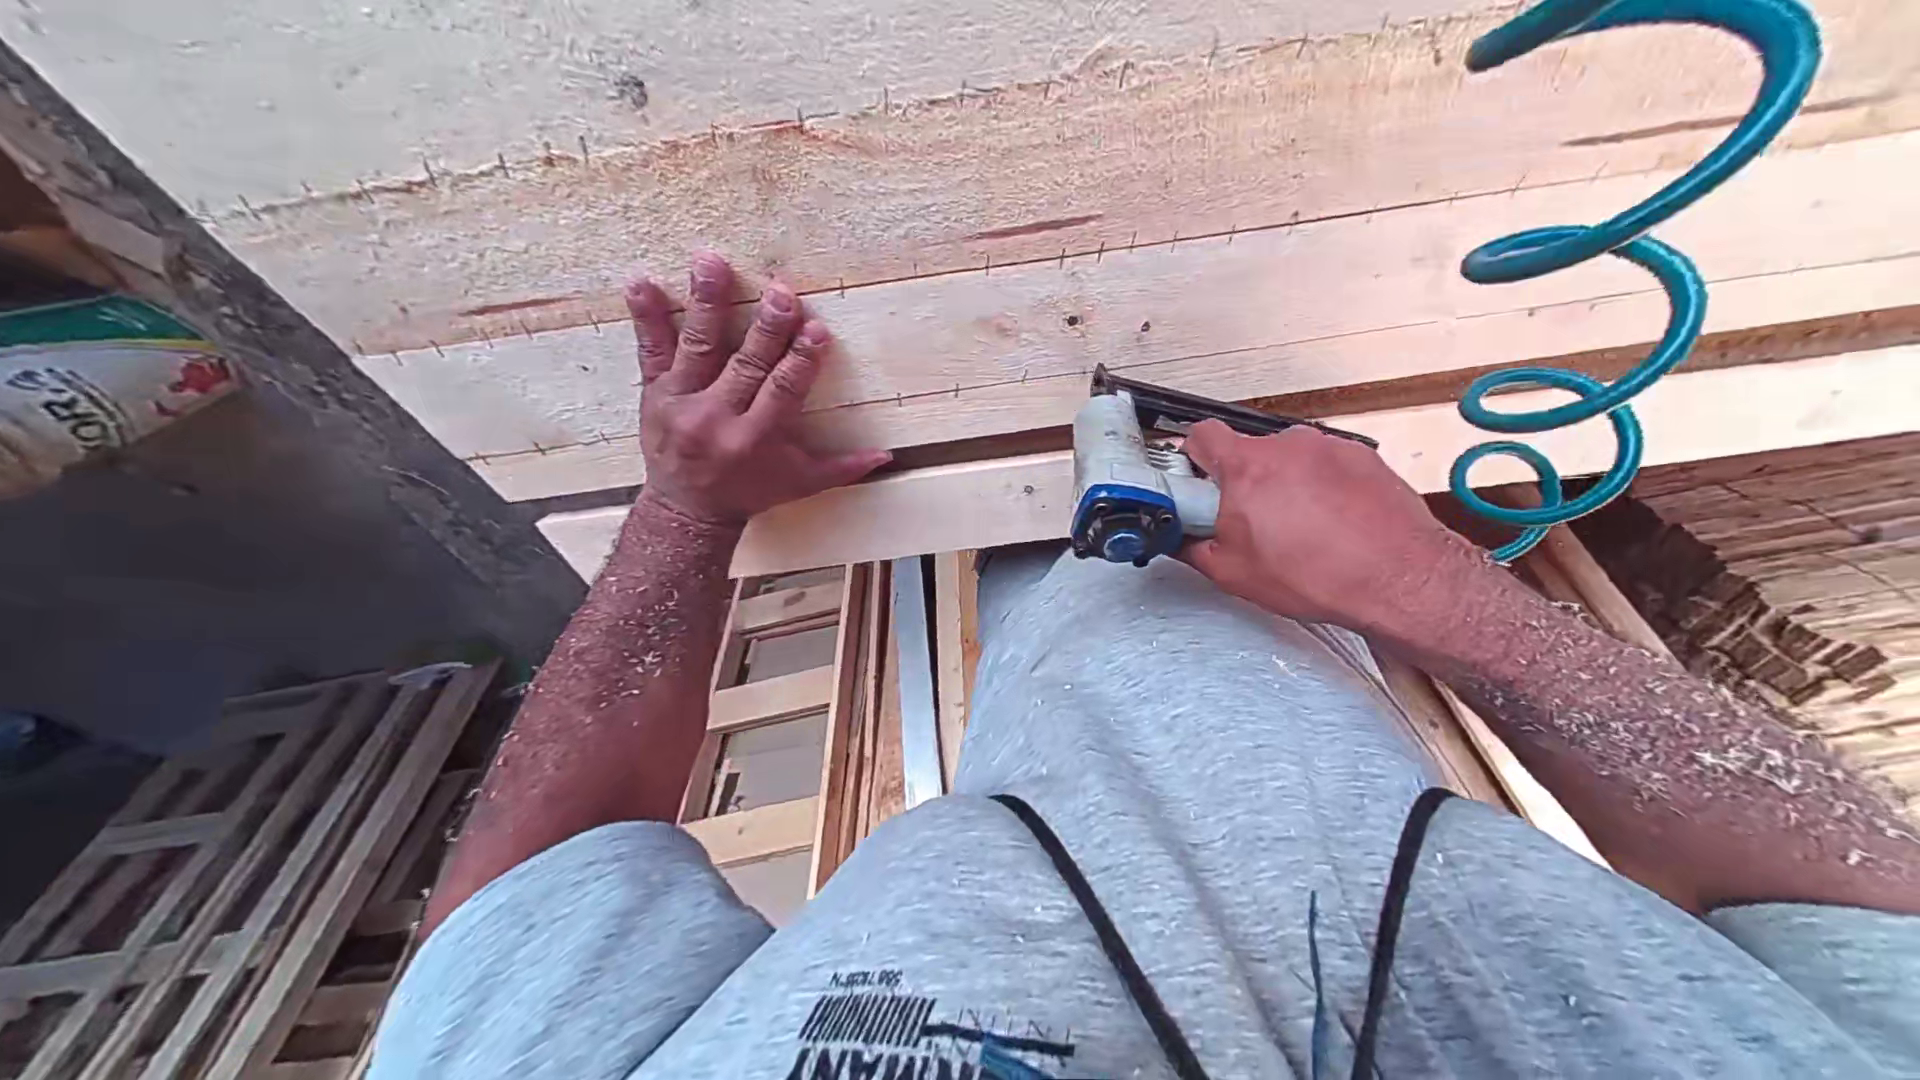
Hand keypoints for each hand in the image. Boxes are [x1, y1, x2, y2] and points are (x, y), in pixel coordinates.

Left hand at [624, 253, 890, 526]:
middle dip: (767, 328)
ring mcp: (682, 402)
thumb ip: (843, 468)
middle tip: (781, 292)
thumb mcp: (800, 485)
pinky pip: (650, 352)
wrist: (688, 511)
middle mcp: (718, 419)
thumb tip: (887, 456)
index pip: (783, 392)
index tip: (818, 329)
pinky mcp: (655, 393)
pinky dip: (646, 318)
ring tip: (712, 263)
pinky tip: (642, 283)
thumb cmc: (751, 492)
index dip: (801, 361)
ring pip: (699, 348)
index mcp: (756, 439)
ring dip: (707, 305)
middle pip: (746, 365)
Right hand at [1178, 420, 1504, 639]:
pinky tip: (1325, 523)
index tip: (1195, 484)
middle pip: (1244, 450)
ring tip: (1293, 527)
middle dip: (1238, 481)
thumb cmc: (1323, 575)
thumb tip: (1176, 537)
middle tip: (1245, 520)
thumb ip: (1190, 545)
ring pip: (1284, 459)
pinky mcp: (1360, 456)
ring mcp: (1328, 448)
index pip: (1199, 435)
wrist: (1400, 580)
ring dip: (1280, 484)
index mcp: (1246, 467)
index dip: (1190, 459)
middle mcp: (1287, 446)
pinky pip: (1321, 465)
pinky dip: (1316, 487)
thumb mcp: (1231, 571)